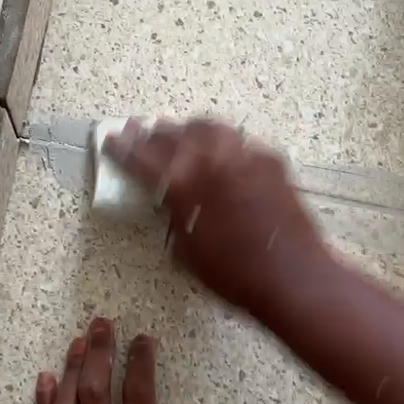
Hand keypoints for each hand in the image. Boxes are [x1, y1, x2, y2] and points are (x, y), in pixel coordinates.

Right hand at [103, 118, 330, 315]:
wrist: (293, 276)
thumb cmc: (233, 274)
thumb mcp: (186, 248)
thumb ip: (175, 213)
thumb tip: (171, 199)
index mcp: (184, 184)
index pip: (142, 157)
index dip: (122, 148)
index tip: (110, 139)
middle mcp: (212, 159)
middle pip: (173, 134)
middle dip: (151, 133)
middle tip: (138, 130)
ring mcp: (244, 154)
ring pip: (207, 127)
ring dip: (187, 129)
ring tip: (176, 132)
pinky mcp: (269, 159)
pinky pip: (237, 140)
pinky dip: (220, 141)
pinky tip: (219, 151)